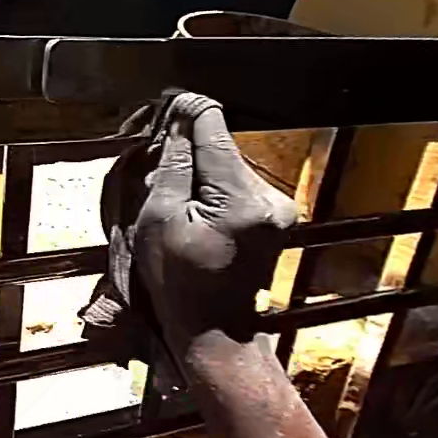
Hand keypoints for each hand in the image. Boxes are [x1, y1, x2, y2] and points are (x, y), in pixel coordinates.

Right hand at [134, 102, 297, 344]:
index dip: (186, 112)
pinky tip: (194, 205)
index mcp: (240, 200)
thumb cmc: (178, 281)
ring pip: (230, 163)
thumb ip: (173, 165)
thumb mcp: (159, 220)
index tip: (165, 108)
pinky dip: (214, 184)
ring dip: (201, 167)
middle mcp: (270, 197)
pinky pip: (238, 182)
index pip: (214, 128)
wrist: (214, 329)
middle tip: (159, 167)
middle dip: (190, 147)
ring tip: (175, 194)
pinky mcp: (275, 214)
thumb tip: (179, 119)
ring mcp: (279, 206)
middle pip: (223, 145)